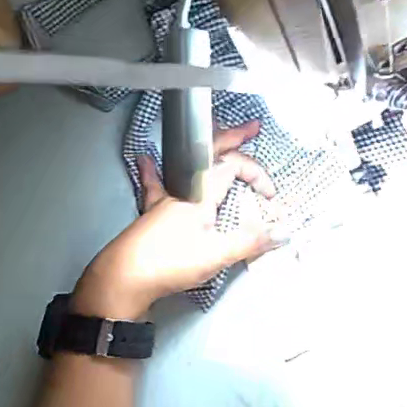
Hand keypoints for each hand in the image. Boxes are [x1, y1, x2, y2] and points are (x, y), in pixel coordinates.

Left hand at [75, 121, 278, 318]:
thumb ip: (252, 241)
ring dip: (203, 148)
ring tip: (210, 131)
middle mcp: (184, 188)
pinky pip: (154, 184)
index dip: (258, 175)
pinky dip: (152, 170)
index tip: (270, 196)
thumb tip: (284, 233)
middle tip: (251, 127)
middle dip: (233, 138)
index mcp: (202, 193)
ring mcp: (166, 198)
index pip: (235, 167)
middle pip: (211, 154)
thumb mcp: (218, 254)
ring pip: (186, 163)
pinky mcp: (152, 213)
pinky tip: (143, 159)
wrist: (123, 278)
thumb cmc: (170, 262)